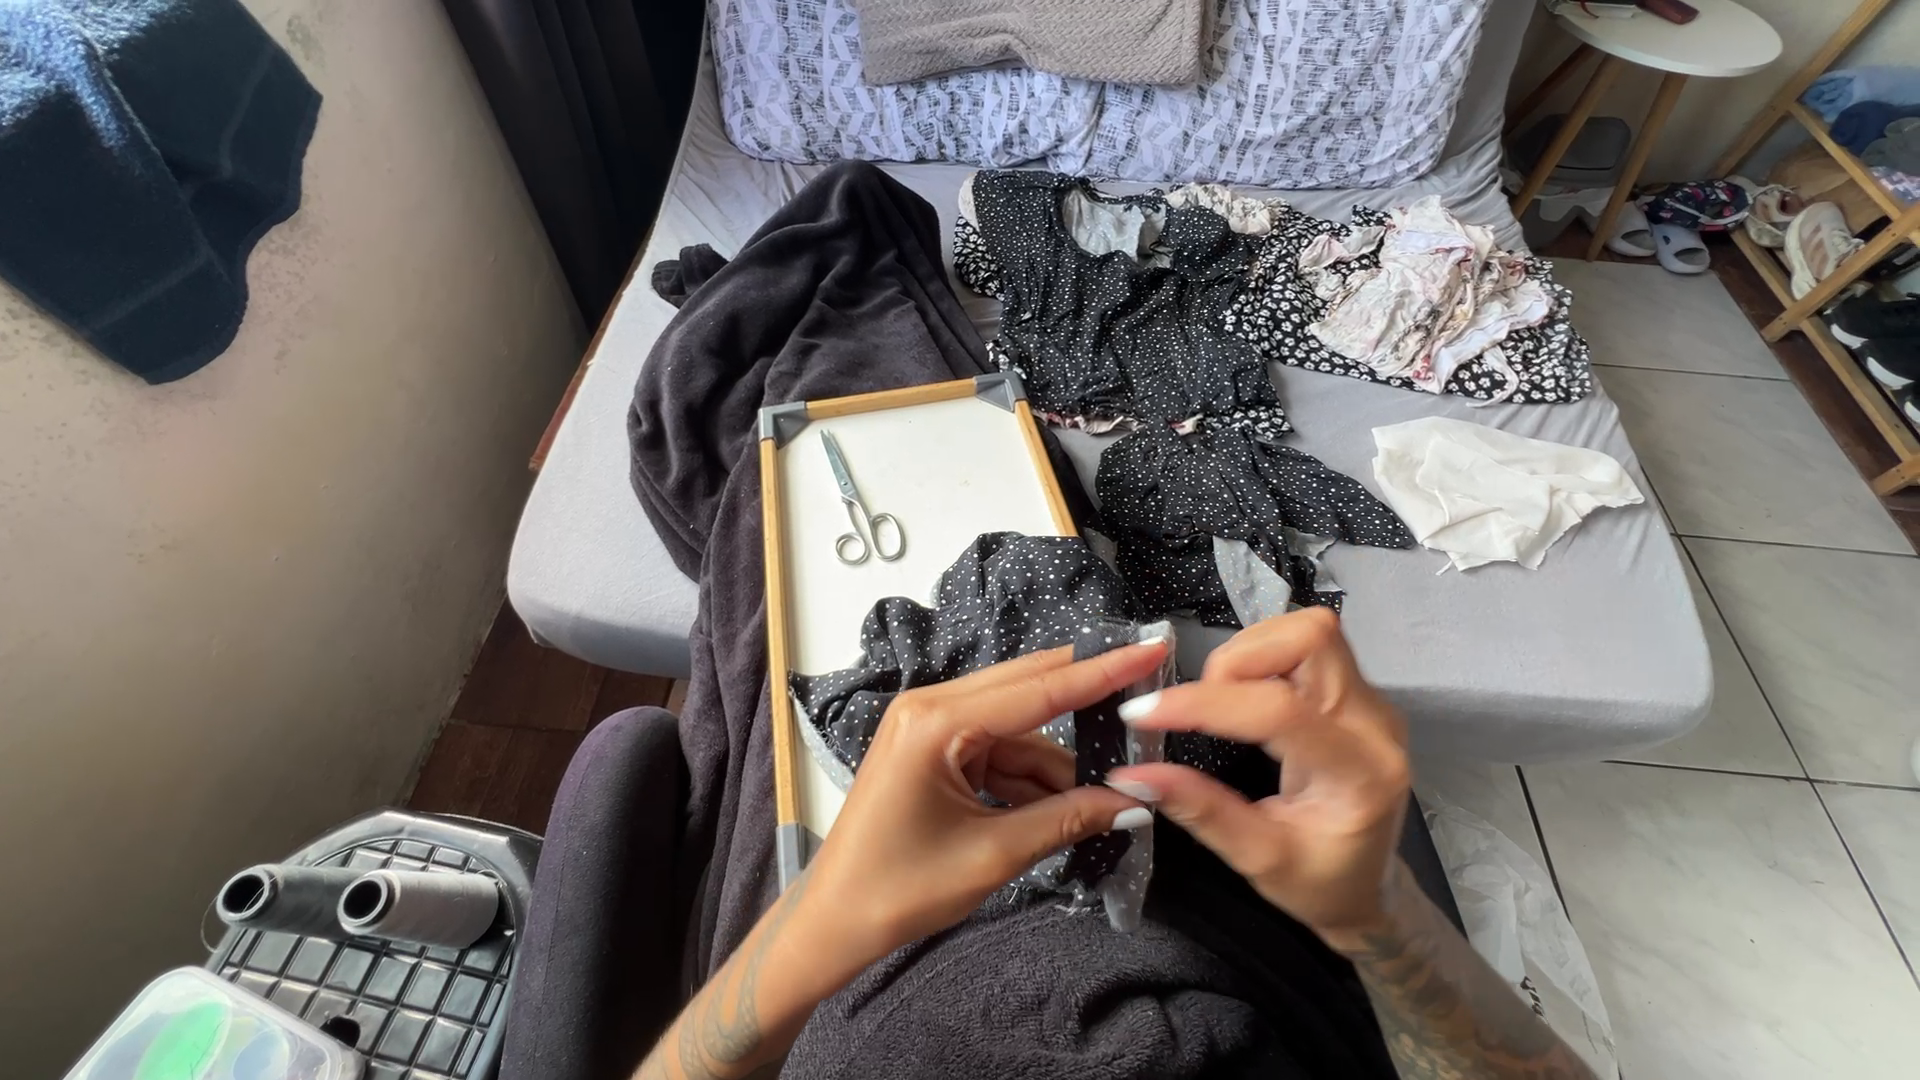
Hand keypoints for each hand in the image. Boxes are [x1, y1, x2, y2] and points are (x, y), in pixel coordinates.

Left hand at [791, 642, 1165, 979]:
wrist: (834, 920)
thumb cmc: (900, 888)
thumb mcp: (992, 854)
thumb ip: (1065, 819)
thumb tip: (1132, 801)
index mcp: (937, 721)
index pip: (1037, 689)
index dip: (1099, 672)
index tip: (1148, 649)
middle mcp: (932, 707)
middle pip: (1028, 691)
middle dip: (1086, 698)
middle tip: (1145, 690)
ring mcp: (931, 726)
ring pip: (1018, 730)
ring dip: (1059, 763)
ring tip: (1110, 790)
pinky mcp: (935, 749)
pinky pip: (998, 751)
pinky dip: (1030, 777)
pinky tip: (1066, 805)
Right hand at [1106, 608, 1410, 947]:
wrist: (1376, 890)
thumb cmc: (1320, 883)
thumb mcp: (1256, 860)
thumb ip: (1198, 810)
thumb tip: (1131, 774)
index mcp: (1355, 775)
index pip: (1278, 711)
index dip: (1202, 703)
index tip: (1142, 715)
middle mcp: (1374, 725)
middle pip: (1308, 640)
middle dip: (1236, 660)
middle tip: (1204, 703)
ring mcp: (1371, 700)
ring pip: (1306, 630)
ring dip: (1247, 652)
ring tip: (1223, 699)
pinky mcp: (1358, 690)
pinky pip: (1307, 640)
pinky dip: (1262, 652)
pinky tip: (1246, 693)